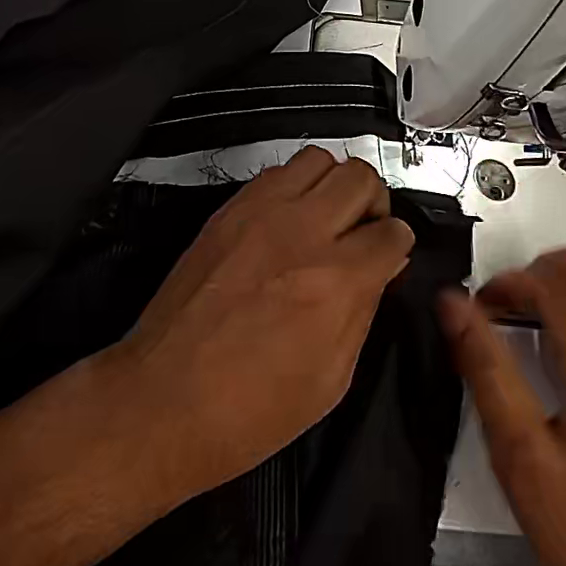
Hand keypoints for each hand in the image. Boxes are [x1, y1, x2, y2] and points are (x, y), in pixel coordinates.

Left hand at [112, 146, 413, 493]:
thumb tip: (379, 273)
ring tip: (328, 216)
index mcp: (334, 281)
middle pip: (359, 177)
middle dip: (373, 202)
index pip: (391, 232)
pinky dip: (291, 187)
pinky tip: (289, 219)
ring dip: (332, 183)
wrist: (166, 397)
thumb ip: (363, 312)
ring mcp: (256, 216)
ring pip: (316, 159)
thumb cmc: (244, 407)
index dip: (398, 244)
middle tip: (364, 229)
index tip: (391, 252)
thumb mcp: (331, 378)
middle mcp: (298, 234)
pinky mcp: (225, 213)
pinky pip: (272, 174)